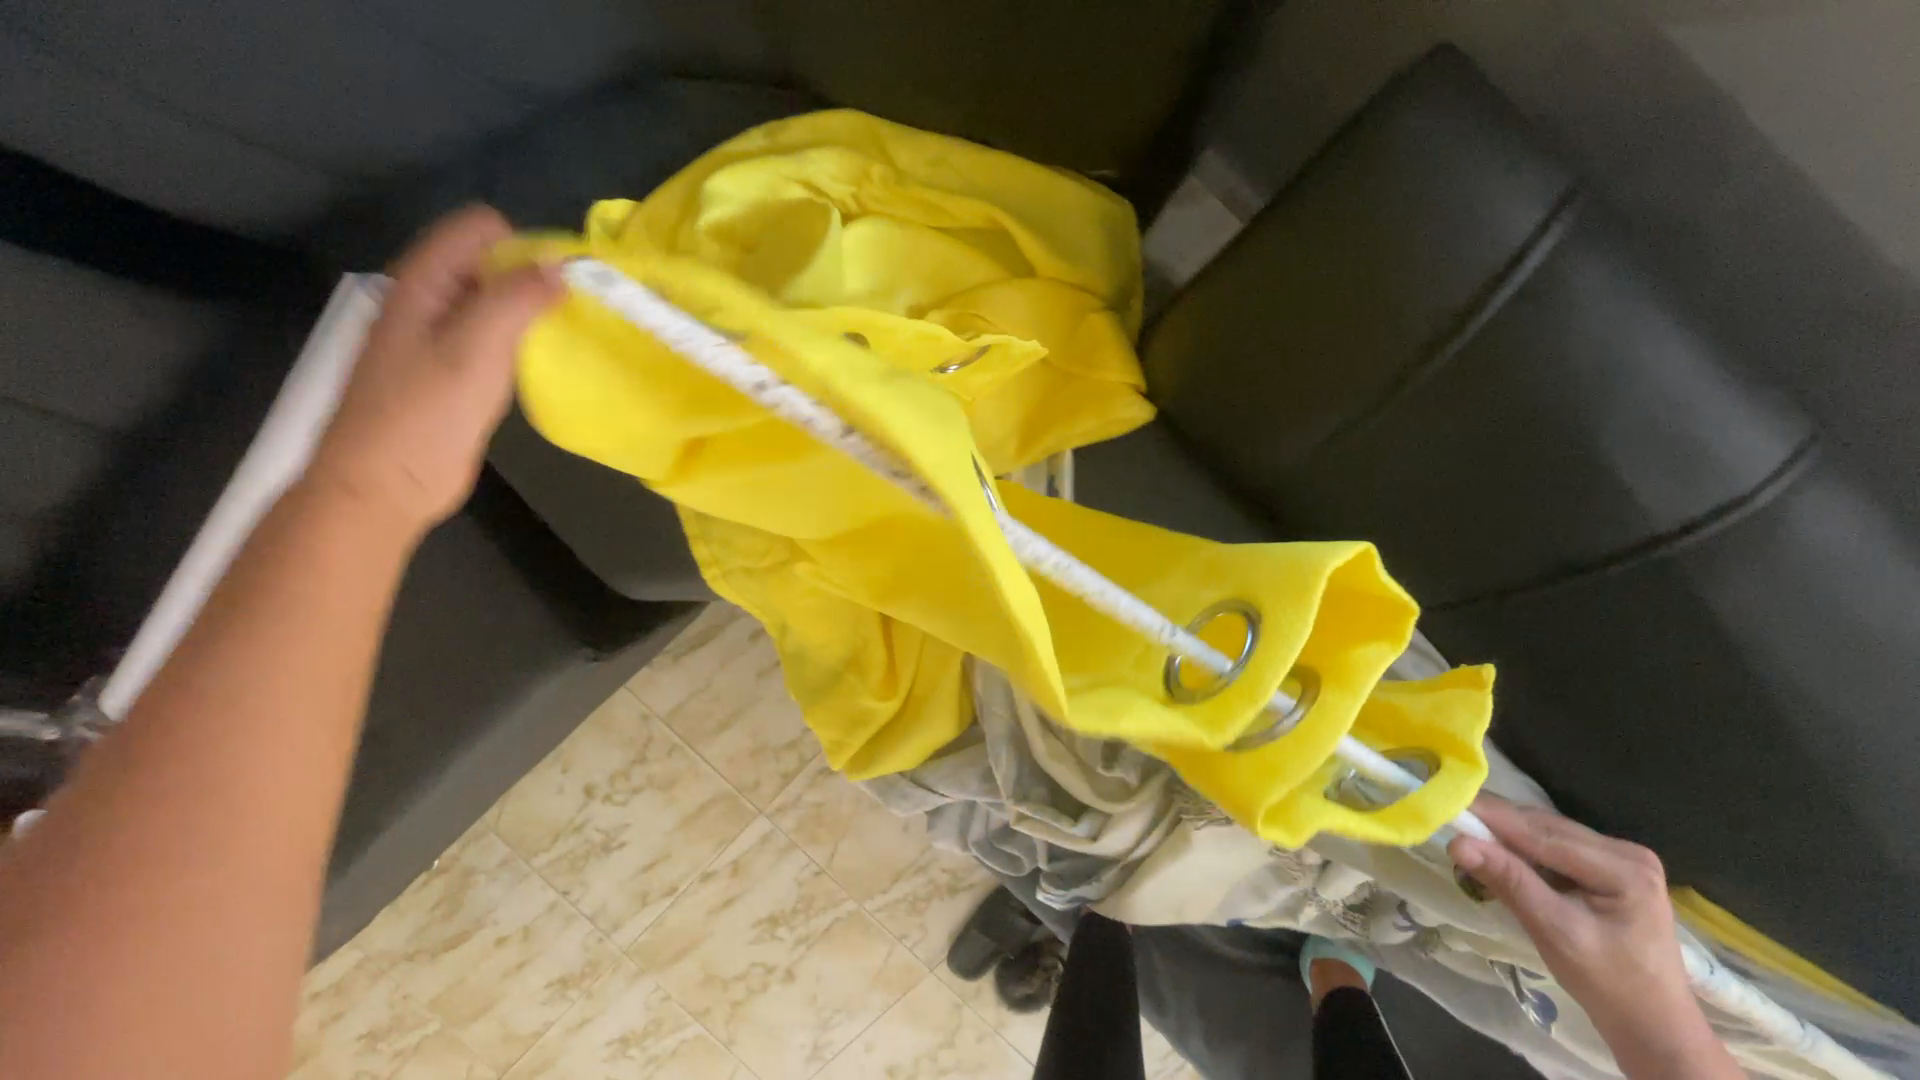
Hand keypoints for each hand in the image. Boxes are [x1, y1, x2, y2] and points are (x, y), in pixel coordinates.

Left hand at [308, 205, 562, 531]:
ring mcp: (440, 336)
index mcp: (422, 280)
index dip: (524, 246)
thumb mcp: (475, 349)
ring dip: (532, 312)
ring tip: (562, 341)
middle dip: (534, 277)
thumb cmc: (424, 415)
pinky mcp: (454, 371)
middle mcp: (429, 298)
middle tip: (569, 316)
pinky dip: (522, 342)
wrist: (383, 485)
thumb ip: (517, 299)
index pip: (480, 228)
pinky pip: (495, 336)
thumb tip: (562, 265)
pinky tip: (538, 366)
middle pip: (491, 261)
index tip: (560, 287)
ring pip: (496, 300)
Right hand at [1449, 797, 1740, 1079]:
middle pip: (1545, 828)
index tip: (1445, 805)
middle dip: (1496, 825)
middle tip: (1447, 819)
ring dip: (1506, 836)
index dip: (1492, 819)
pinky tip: (1498, 855)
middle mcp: (1626, 852)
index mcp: (1625, 868)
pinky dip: (1522, 850)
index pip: (1544, 835)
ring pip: (1546, 834)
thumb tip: (1457, 843)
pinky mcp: (1608, 868)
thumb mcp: (1555, 933)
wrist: (1652, 1025)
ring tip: (1465, 836)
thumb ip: (1509, 882)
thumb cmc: (1609, 985)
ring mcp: (1620, 858)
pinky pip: (1554, 847)